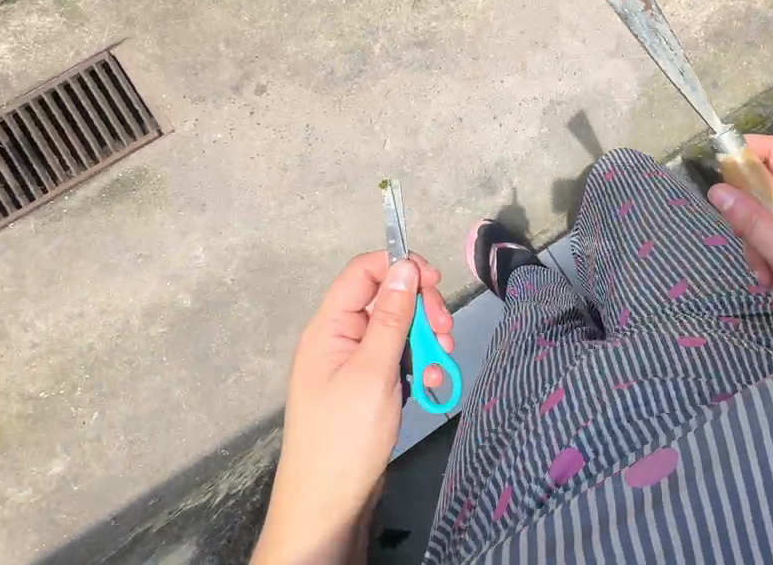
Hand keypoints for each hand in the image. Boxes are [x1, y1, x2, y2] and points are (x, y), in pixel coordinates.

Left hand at [251, 252, 454, 564]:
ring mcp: (354, 362)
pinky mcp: (369, 384)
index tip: (435, 281)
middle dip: (421, 308)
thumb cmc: (345, 437)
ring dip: (425, 338)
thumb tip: (405, 265)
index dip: (400, 267)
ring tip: (442, 362)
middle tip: (445, 331)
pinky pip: (399, 356)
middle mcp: (340, 338)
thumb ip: (391, 317)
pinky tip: (433, 382)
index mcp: (329, 328)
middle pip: (387, 297)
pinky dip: (420, 363)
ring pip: (399, 327)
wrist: (328, 507)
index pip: (364, 272)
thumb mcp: (373, 372)